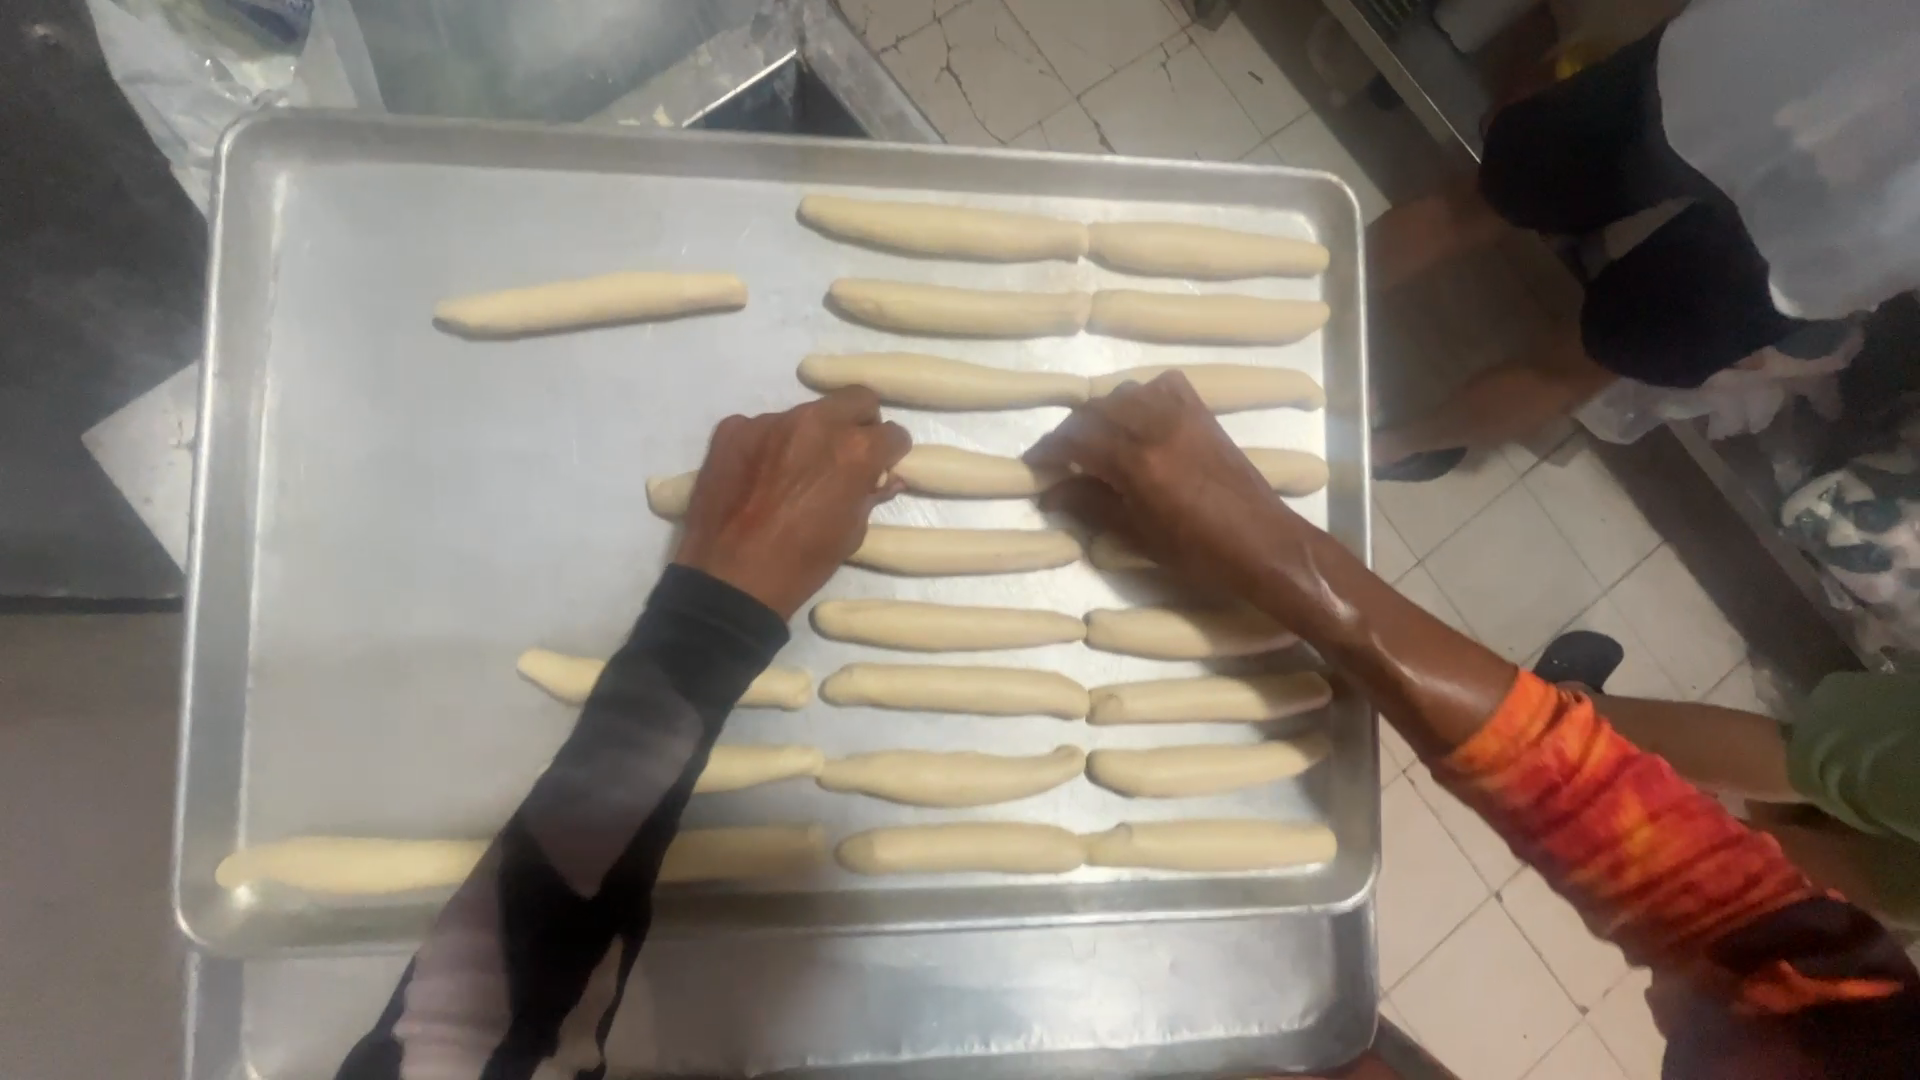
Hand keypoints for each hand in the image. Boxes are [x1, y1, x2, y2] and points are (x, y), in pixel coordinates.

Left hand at [674, 388, 909, 618]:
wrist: (730, 579)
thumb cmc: (802, 563)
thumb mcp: (851, 534)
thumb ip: (869, 495)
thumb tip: (883, 479)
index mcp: (855, 451)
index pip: (892, 433)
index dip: (889, 453)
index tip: (881, 467)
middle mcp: (817, 423)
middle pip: (856, 399)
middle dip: (861, 423)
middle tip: (848, 454)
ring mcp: (771, 421)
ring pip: (806, 414)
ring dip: (811, 435)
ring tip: (795, 471)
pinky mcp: (733, 429)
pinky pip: (763, 427)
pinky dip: (769, 445)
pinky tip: (759, 476)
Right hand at [1025, 372, 1303, 591]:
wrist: (1261, 544)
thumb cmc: (1196, 551)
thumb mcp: (1134, 533)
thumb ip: (1089, 505)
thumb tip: (1049, 494)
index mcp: (1136, 461)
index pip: (1076, 440)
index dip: (1049, 450)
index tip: (1034, 464)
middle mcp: (1155, 426)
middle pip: (1095, 412)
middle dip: (1070, 432)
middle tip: (1059, 458)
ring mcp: (1182, 414)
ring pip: (1125, 393)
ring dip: (1102, 414)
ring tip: (1095, 441)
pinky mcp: (1202, 413)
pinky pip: (1162, 386)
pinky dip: (1140, 397)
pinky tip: (1137, 420)